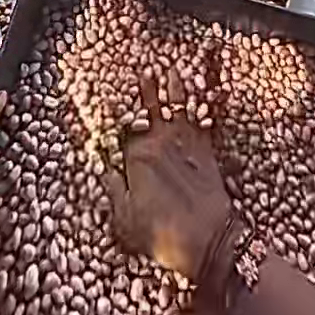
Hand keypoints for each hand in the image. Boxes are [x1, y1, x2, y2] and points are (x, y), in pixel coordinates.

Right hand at [104, 66, 230, 280]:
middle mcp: (158, 144)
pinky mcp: (204, 150)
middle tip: (142, 72)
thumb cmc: (164, 237)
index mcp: (136, 159)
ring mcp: (183, 144)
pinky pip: (198, 119)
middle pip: (148, 111)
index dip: (116, 110)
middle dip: (144, 91)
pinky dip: (195, 103)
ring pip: (174, 109)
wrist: (210, 242)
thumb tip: (104, 167)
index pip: (123, 128)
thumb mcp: (126, 220)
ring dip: (170, 90)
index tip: (109, 93)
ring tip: (167, 73)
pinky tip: (195, 92)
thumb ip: (114, 190)